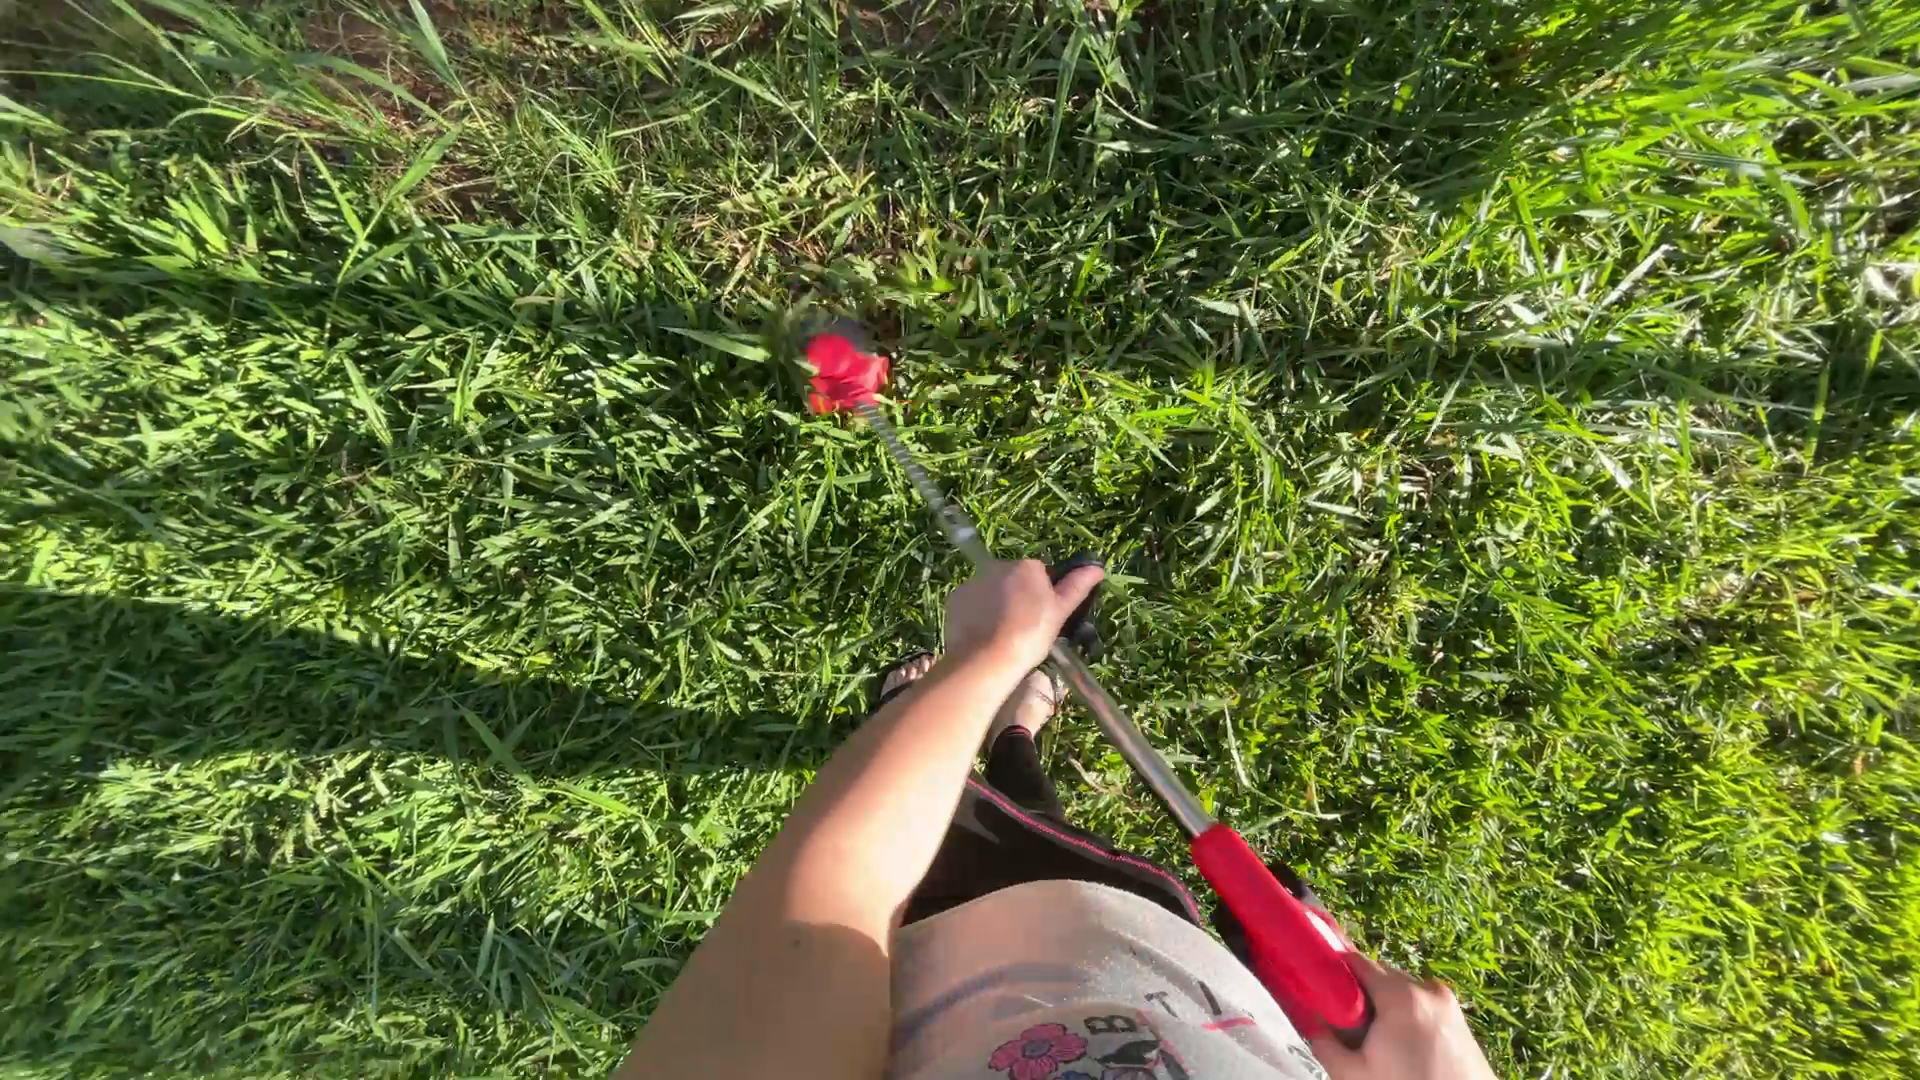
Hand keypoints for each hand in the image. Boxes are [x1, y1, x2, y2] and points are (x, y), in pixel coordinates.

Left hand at [943, 559, 1104, 670]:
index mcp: (1027, 566)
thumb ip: (1076, 587)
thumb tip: (1097, 568)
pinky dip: (976, 613)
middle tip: (1021, 626)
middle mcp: (997, 566)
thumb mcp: (1060, 612)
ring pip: (990, 589)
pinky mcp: (955, 597)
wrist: (987, 659)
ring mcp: (973, 581)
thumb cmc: (1031, 635)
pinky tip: (982, 633)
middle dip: (1016, 596)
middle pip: (1012, 578)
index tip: (1040, 617)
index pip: (1037, 573)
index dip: (1041, 595)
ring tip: (1001, 633)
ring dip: (995, 603)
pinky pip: (971, 602)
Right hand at [1308, 951, 1496, 1079]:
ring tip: (1382, 1041)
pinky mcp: (1462, 1022)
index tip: (1324, 990)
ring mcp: (1448, 1005)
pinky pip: (1424, 1005)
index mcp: (1400, 994)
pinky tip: (1407, 1048)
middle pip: (1380, 975)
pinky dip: (1411, 1017)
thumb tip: (1310, 1023)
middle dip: (1363, 992)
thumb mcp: (1355, 1076)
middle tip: (1352, 1023)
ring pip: (1403, 990)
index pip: (1355, 960)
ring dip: (1388, 1005)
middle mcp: (1426, 989)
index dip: (1335, 971)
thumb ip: (1325, 1044)